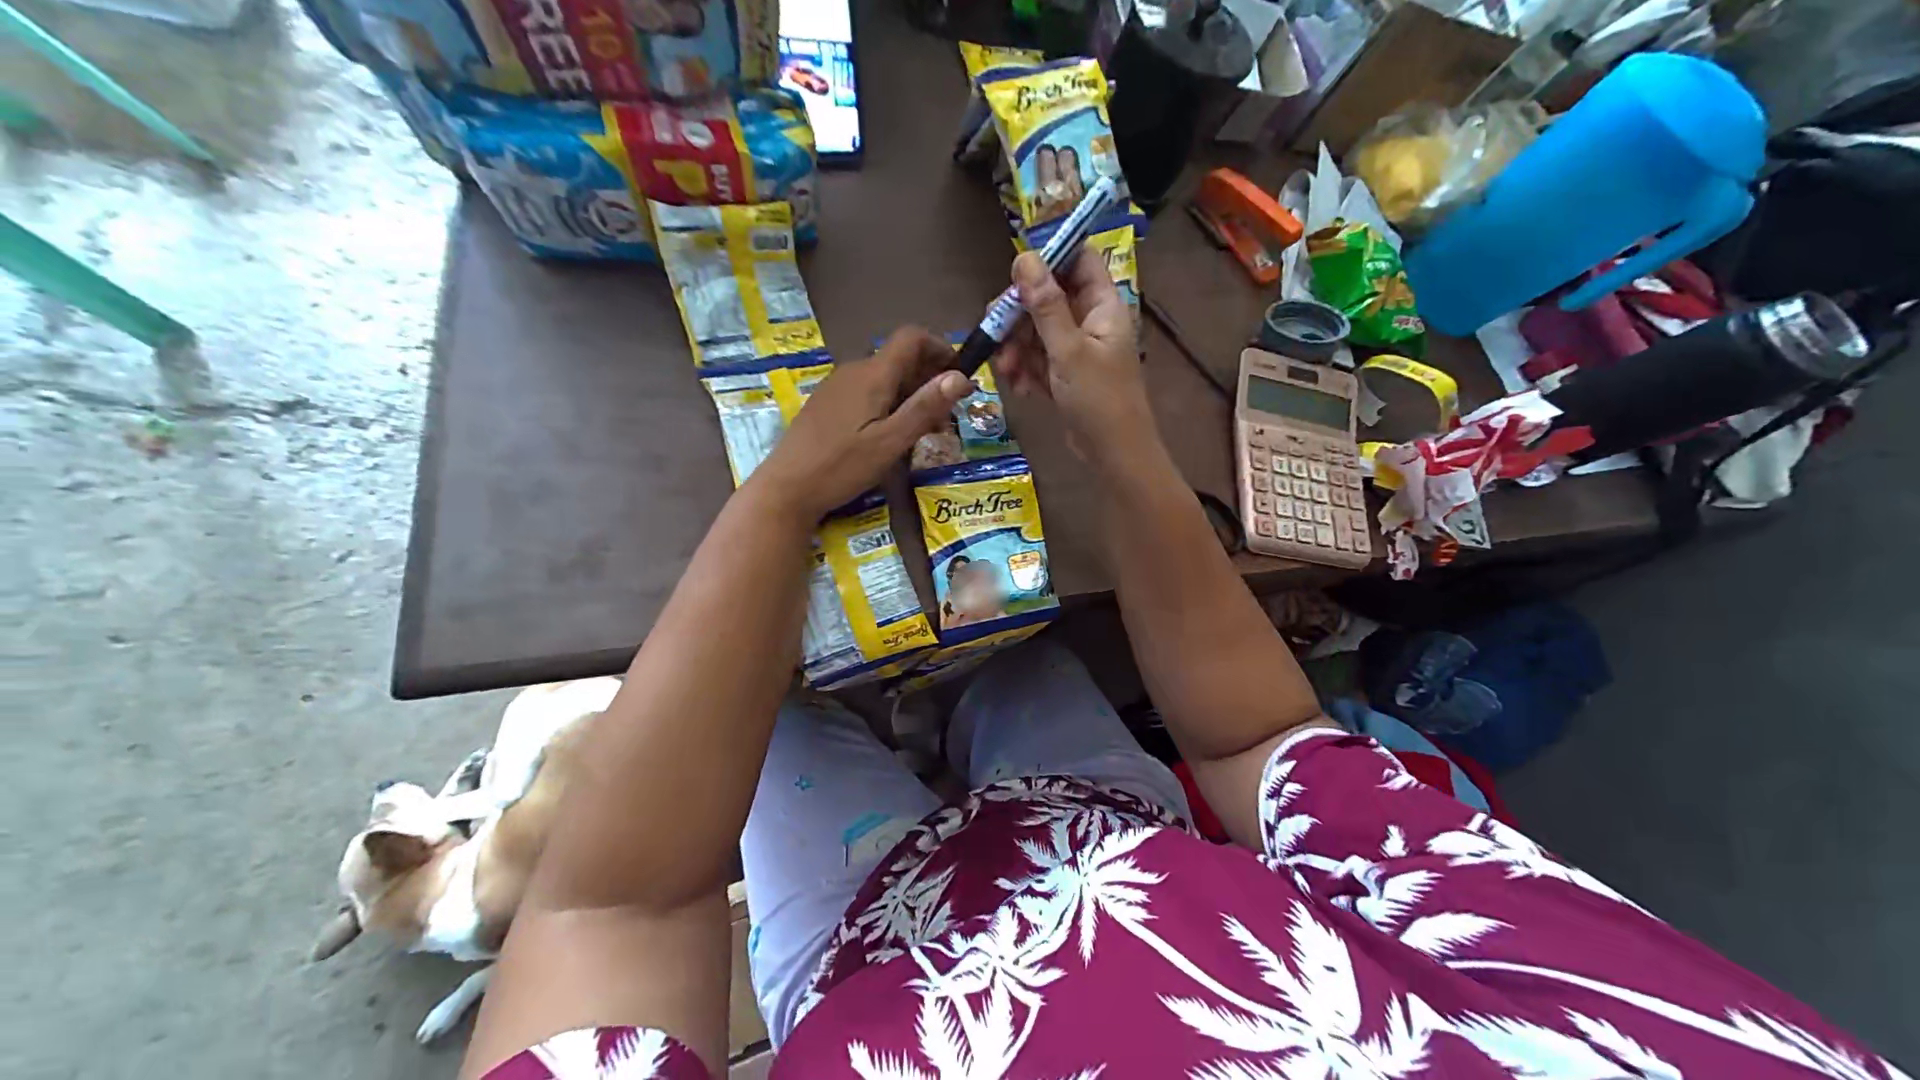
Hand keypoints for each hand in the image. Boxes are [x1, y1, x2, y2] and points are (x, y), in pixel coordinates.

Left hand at [748, 327, 972, 522]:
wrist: (786, 489)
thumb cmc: (842, 466)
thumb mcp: (890, 442)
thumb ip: (925, 407)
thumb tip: (961, 376)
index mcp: (872, 374)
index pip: (911, 338)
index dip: (940, 347)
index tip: (958, 375)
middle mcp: (854, 371)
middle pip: (900, 360)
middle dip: (929, 380)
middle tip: (947, 417)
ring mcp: (836, 387)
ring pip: (884, 379)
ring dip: (910, 396)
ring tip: (923, 432)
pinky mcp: (826, 405)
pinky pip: (866, 393)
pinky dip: (888, 405)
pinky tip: (889, 436)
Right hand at [993, 250, 1152, 464]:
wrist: (1114, 455)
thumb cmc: (1099, 400)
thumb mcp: (1068, 350)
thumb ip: (1045, 305)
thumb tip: (1025, 258)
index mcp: (1102, 305)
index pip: (1078, 260)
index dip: (1048, 259)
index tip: (1014, 275)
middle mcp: (1090, 320)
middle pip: (1048, 296)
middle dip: (1018, 315)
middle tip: (994, 332)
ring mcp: (1077, 348)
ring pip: (1037, 330)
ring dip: (1016, 347)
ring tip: (1006, 371)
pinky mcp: (1065, 374)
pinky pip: (1038, 359)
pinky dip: (1025, 369)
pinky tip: (1017, 387)